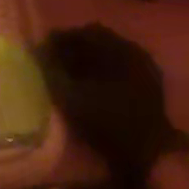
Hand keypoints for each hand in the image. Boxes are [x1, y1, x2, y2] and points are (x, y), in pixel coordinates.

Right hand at [39, 24, 188, 183]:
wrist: (148, 155)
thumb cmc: (108, 123)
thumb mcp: (72, 97)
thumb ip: (52, 71)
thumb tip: (38, 51)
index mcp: (118, 49)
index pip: (84, 33)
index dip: (60, 39)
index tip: (43, 49)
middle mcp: (134, 52)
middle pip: (99, 40)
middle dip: (74, 46)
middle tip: (54, 59)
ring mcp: (146, 68)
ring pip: (110, 53)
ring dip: (89, 58)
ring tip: (70, 71)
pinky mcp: (150, 86)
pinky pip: (122, 66)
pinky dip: (104, 69)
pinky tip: (92, 83)